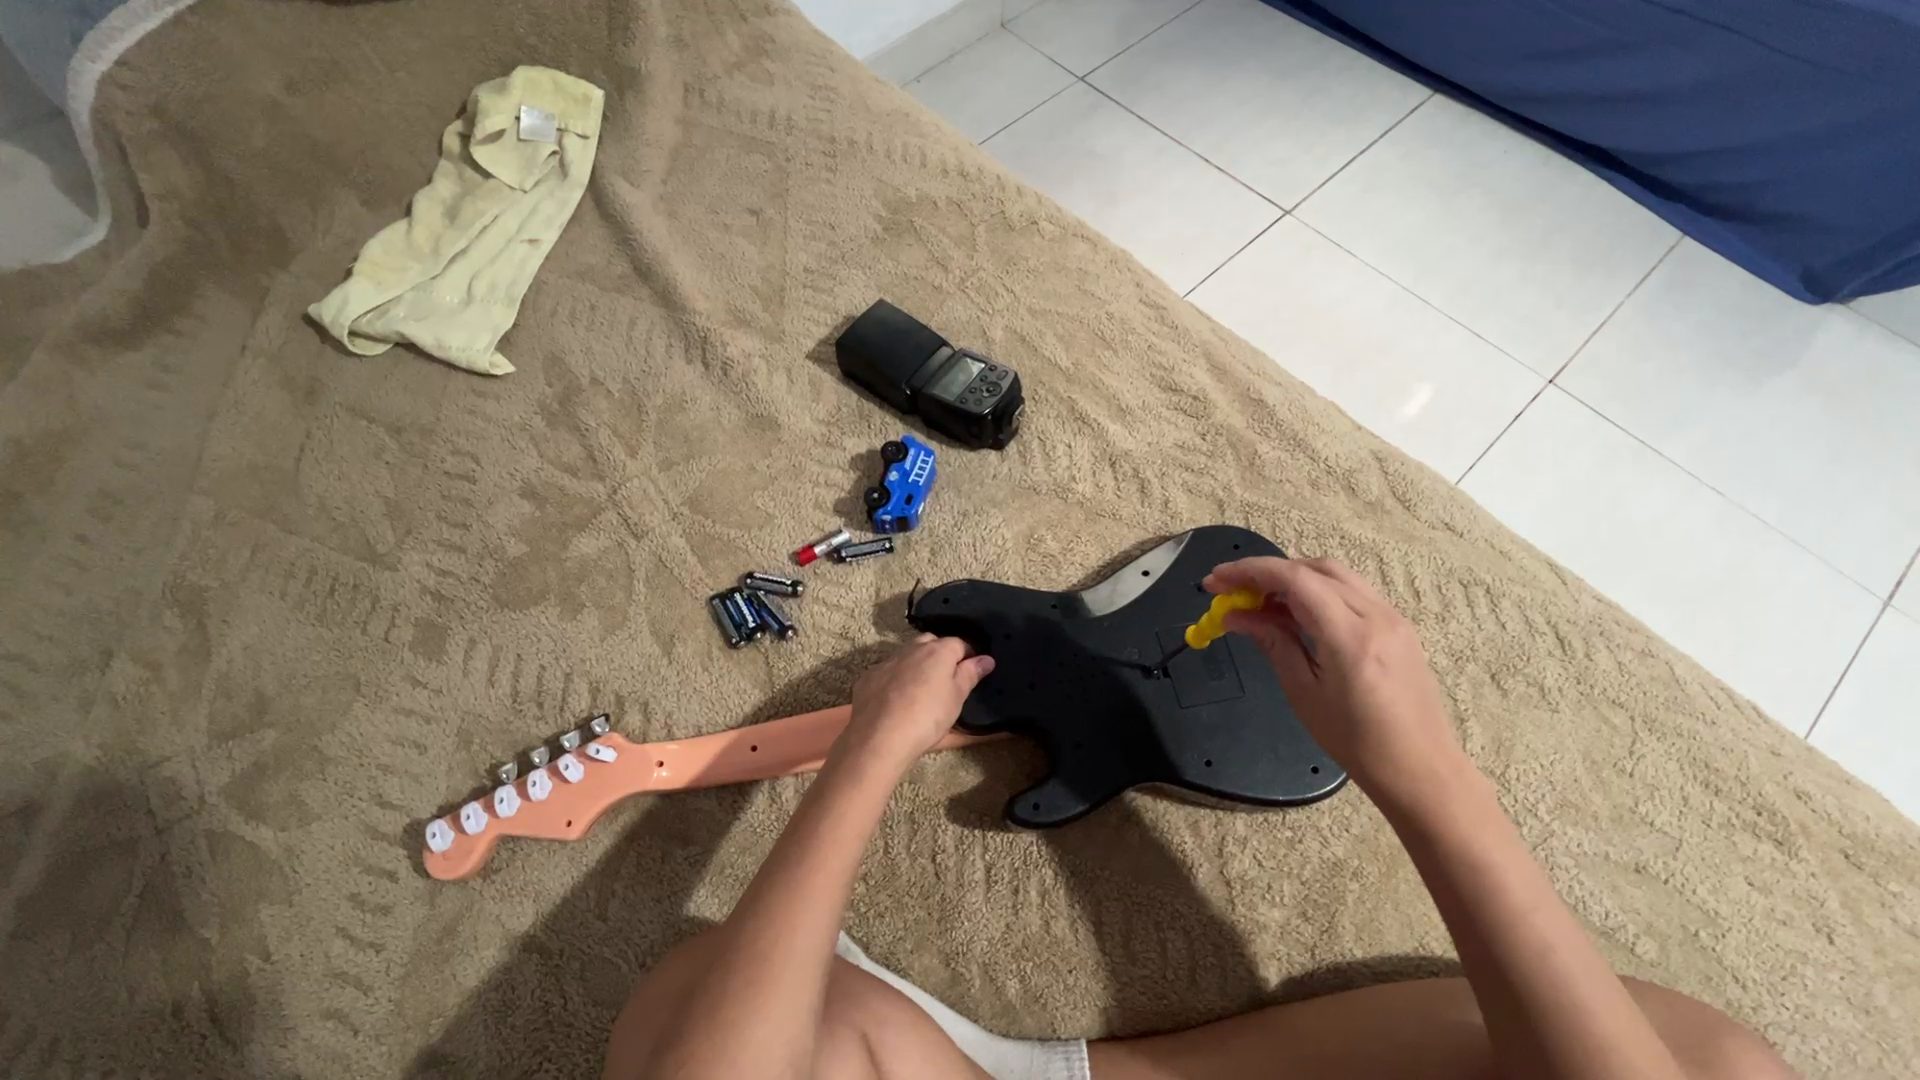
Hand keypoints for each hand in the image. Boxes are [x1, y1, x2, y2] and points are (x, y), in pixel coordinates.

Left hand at [841, 634, 995, 768]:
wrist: (879, 738)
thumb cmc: (927, 717)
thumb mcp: (957, 698)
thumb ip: (970, 674)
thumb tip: (986, 658)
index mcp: (937, 651)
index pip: (959, 643)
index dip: (968, 655)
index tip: (972, 671)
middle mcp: (910, 650)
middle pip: (930, 642)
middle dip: (940, 653)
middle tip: (946, 678)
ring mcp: (886, 663)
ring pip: (906, 656)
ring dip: (916, 665)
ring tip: (921, 690)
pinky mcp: (867, 679)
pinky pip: (887, 673)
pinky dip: (895, 680)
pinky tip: (896, 700)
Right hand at [1203, 557, 1467, 806]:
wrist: (1420, 768)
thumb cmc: (1355, 741)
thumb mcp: (1303, 692)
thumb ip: (1272, 642)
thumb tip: (1235, 616)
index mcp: (1350, 635)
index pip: (1294, 579)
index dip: (1249, 572)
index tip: (1216, 581)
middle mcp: (1376, 615)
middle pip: (1314, 568)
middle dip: (1268, 572)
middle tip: (1233, 591)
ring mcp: (1393, 617)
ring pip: (1334, 575)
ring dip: (1293, 577)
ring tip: (1260, 600)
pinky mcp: (1398, 625)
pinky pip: (1351, 591)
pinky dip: (1317, 590)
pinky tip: (1295, 613)